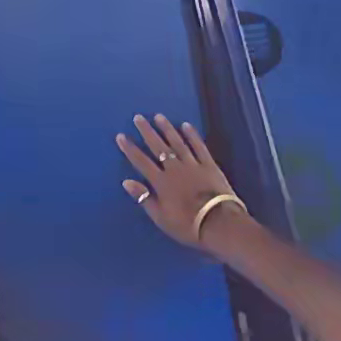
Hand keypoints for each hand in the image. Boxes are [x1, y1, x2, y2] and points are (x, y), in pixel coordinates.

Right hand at [116, 113, 242, 247]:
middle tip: (138, 117)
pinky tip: (186, 125)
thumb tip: (126, 181)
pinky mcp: (209, 164)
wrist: (218, 223)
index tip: (121, 136)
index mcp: (161, 182)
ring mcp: (192, 164)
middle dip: (147, 131)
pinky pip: (198, 146)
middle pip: (158, 146)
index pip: (141, 161)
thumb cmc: (187, 224)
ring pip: (177, 142)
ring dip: (167, 129)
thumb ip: (144, 198)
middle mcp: (174, 168)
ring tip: (159, 116)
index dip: (130, 149)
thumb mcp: (160, 217)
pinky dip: (192, 135)